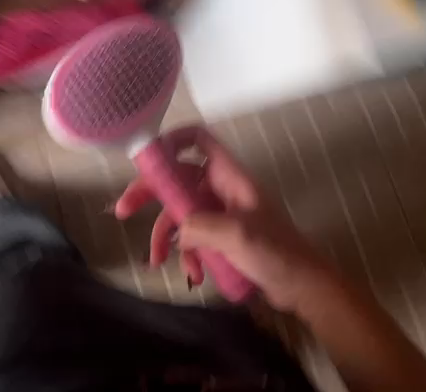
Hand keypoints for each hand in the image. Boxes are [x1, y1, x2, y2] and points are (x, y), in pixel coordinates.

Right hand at [113, 125, 338, 312]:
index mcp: (228, 175)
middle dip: (150, 195)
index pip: (198, 139)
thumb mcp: (237, 235)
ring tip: (156, 262)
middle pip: (177, 179)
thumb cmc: (276, 251)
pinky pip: (193, 237)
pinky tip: (193, 274)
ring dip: (166, 236)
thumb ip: (200, 226)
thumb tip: (177, 229)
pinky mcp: (221, 237)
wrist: (303, 286)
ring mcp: (220, 213)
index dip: (173, 140)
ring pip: (181, 213)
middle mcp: (221, 188)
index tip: (147, 157)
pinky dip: (187, 254)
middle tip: (123, 210)